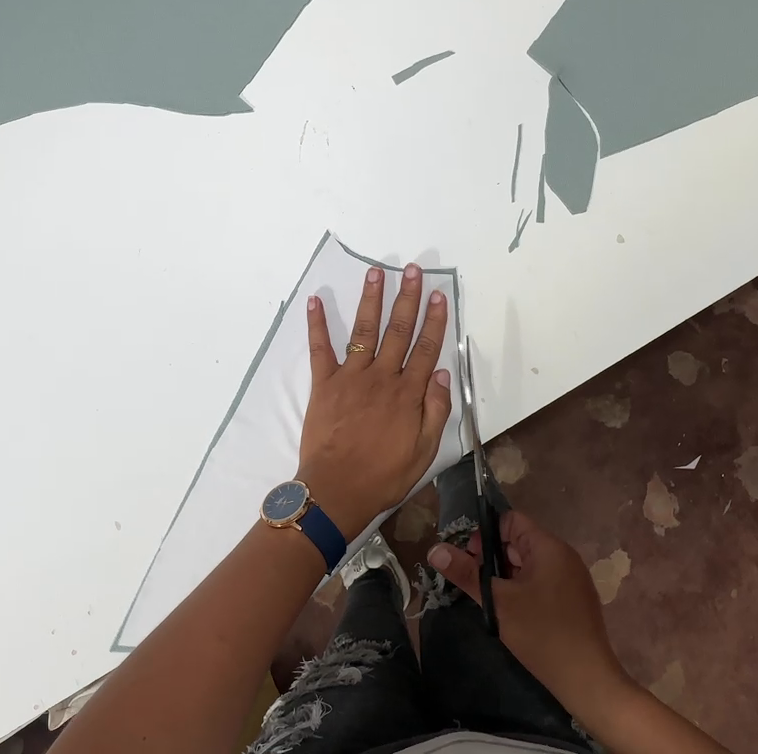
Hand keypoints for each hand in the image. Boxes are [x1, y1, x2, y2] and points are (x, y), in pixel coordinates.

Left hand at [297, 264, 452, 539]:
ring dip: (371, 299)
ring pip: (364, 330)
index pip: (426, 348)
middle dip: (407, 298)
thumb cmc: (383, 476)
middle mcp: (381, 377)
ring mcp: (351, 377)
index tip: (439, 294)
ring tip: (376, 272)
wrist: (336, 490)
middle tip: (412, 269)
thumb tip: (443, 373)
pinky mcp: (324, 383)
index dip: (435, 320)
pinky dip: (317, 323)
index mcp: (408, 393)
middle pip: (398, 330)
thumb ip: (435, 410)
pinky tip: (314, 300)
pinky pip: (320, 348)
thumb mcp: (424, 451)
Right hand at [425, 509, 628, 715]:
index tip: (470, 560)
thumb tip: (434, 549)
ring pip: (529, 564)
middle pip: (519, 542)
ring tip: (492, 600)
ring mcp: (572, 579)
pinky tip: (513, 613)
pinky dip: (523, 589)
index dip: (486, 535)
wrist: (588, 681)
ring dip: (507, 576)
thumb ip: (465, 573)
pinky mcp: (574, 600)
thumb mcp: (498, 602)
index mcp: (548, 547)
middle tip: (476, 584)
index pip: (511, 521)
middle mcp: (563, 556)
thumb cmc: (542, 634)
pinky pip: (542, 581)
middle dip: (493, 558)